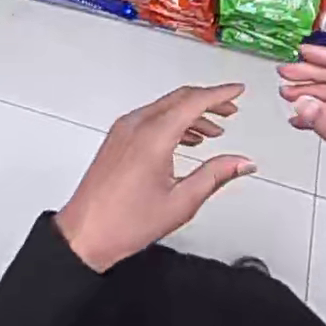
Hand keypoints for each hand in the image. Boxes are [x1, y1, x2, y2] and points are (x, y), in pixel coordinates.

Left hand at [55, 84, 255, 272]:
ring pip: (166, 106)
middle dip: (209, 100)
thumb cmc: (123, 222)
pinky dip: (173, 120)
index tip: (237, 90)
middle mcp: (137, 125)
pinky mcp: (118, 137)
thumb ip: (215, 175)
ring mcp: (124, 129)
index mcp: (154, 136)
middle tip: (230, 108)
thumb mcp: (181, 202)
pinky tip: (186, 138)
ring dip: (191, 112)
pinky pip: (152, 116)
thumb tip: (242, 162)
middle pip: (181, 98)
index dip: (220, 93)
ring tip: (213, 130)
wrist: (84, 235)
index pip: (195, 101)